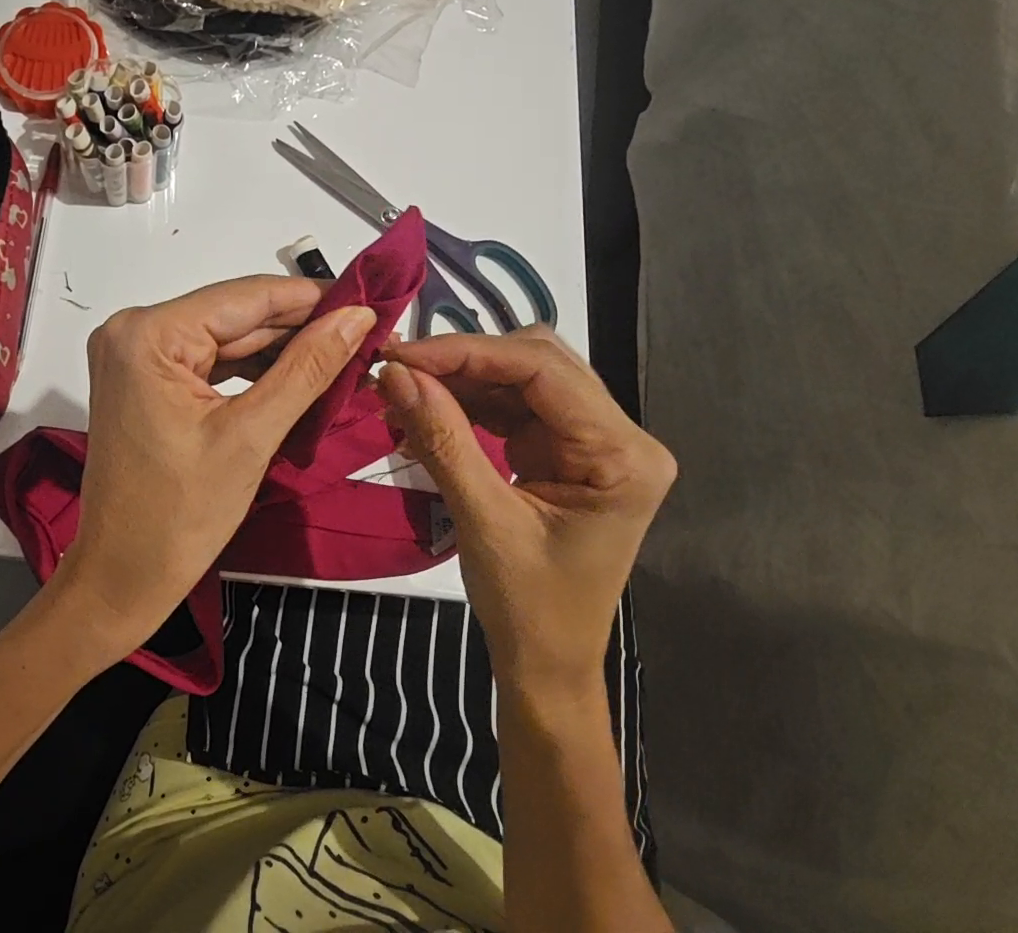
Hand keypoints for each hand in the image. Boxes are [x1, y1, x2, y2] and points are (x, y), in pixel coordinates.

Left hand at [56, 275, 375, 654]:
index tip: (369, 301)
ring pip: (225, 340)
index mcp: (147, 335)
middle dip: (300, 329)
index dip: (313, 298)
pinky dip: (250, 373)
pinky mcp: (142, 382)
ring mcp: (133, 357)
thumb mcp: (251, 436)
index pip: (246, 297)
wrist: (124, 574)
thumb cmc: (179, 517)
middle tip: (365, 336)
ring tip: (342, 359)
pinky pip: (207, 364)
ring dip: (280, 352)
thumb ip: (307, 369)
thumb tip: (356, 317)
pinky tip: (296, 379)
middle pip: (235, 317)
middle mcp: (132, 332)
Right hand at [376, 328, 675, 700]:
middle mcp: (619, 437)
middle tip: (396, 373)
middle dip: (462, 364)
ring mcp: (591, 444)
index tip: (400, 356)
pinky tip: (422, 416)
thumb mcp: (483, 520)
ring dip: (458, 384)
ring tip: (399, 395)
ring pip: (520, 382)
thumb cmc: (528, 607)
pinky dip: (464, 409)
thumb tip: (394, 374)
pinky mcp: (562, 454)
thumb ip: (443, 440)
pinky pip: (511, 410)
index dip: (468, 353)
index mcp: (623, 455)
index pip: (544, 370)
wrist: (545, 663)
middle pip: (537, 365)